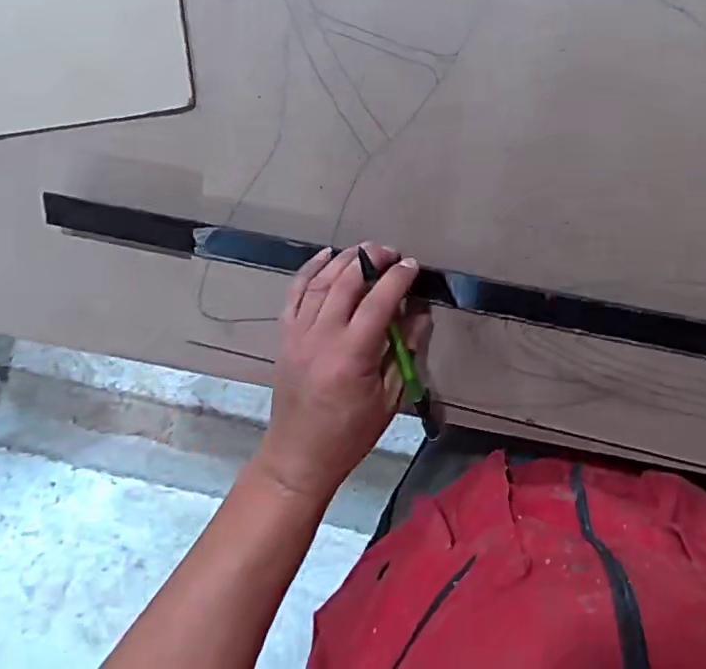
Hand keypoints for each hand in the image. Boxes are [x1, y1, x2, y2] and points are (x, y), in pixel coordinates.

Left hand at [252, 244, 430, 501]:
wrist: (298, 456)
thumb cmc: (350, 434)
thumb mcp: (389, 399)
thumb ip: (406, 352)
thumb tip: (420, 314)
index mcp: (351, 355)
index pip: (378, 302)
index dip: (397, 279)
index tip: (412, 265)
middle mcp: (322, 336)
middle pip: (347, 283)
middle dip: (371, 260)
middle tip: (391, 252)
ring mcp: (298, 333)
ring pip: (321, 282)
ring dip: (344, 260)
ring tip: (365, 249)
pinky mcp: (285, 335)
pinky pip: (295, 292)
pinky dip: (310, 270)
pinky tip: (325, 255)